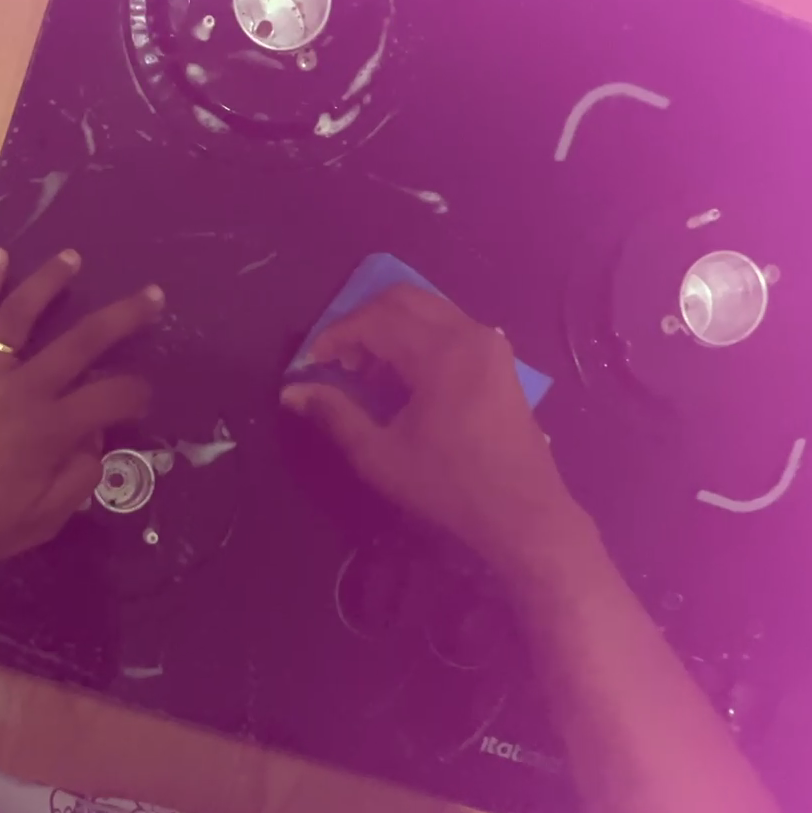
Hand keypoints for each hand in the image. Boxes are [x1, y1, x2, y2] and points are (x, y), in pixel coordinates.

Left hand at [0, 248, 161, 587]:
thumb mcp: (45, 518)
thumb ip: (80, 475)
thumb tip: (95, 438)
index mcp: (51, 429)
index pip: (112, 398)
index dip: (137, 395)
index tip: (142, 401)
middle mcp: (21, 389)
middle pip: (83, 341)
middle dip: (124, 317)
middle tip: (152, 297)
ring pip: (21, 314)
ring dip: (50, 282)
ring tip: (72, 258)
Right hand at [280, 285, 594, 583]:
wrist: (521, 513)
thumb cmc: (445, 485)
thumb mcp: (377, 453)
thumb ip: (333, 413)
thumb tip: (291, 391)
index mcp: (442, 353)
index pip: (375, 319)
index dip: (334, 336)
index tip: (310, 365)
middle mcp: (470, 334)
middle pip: (402, 299)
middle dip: (359, 324)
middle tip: (336, 362)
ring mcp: (489, 345)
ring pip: (425, 311)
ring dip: (386, 331)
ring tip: (362, 375)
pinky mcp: (496, 361)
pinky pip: (445, 329)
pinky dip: (412, 341)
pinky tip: (397, 382)